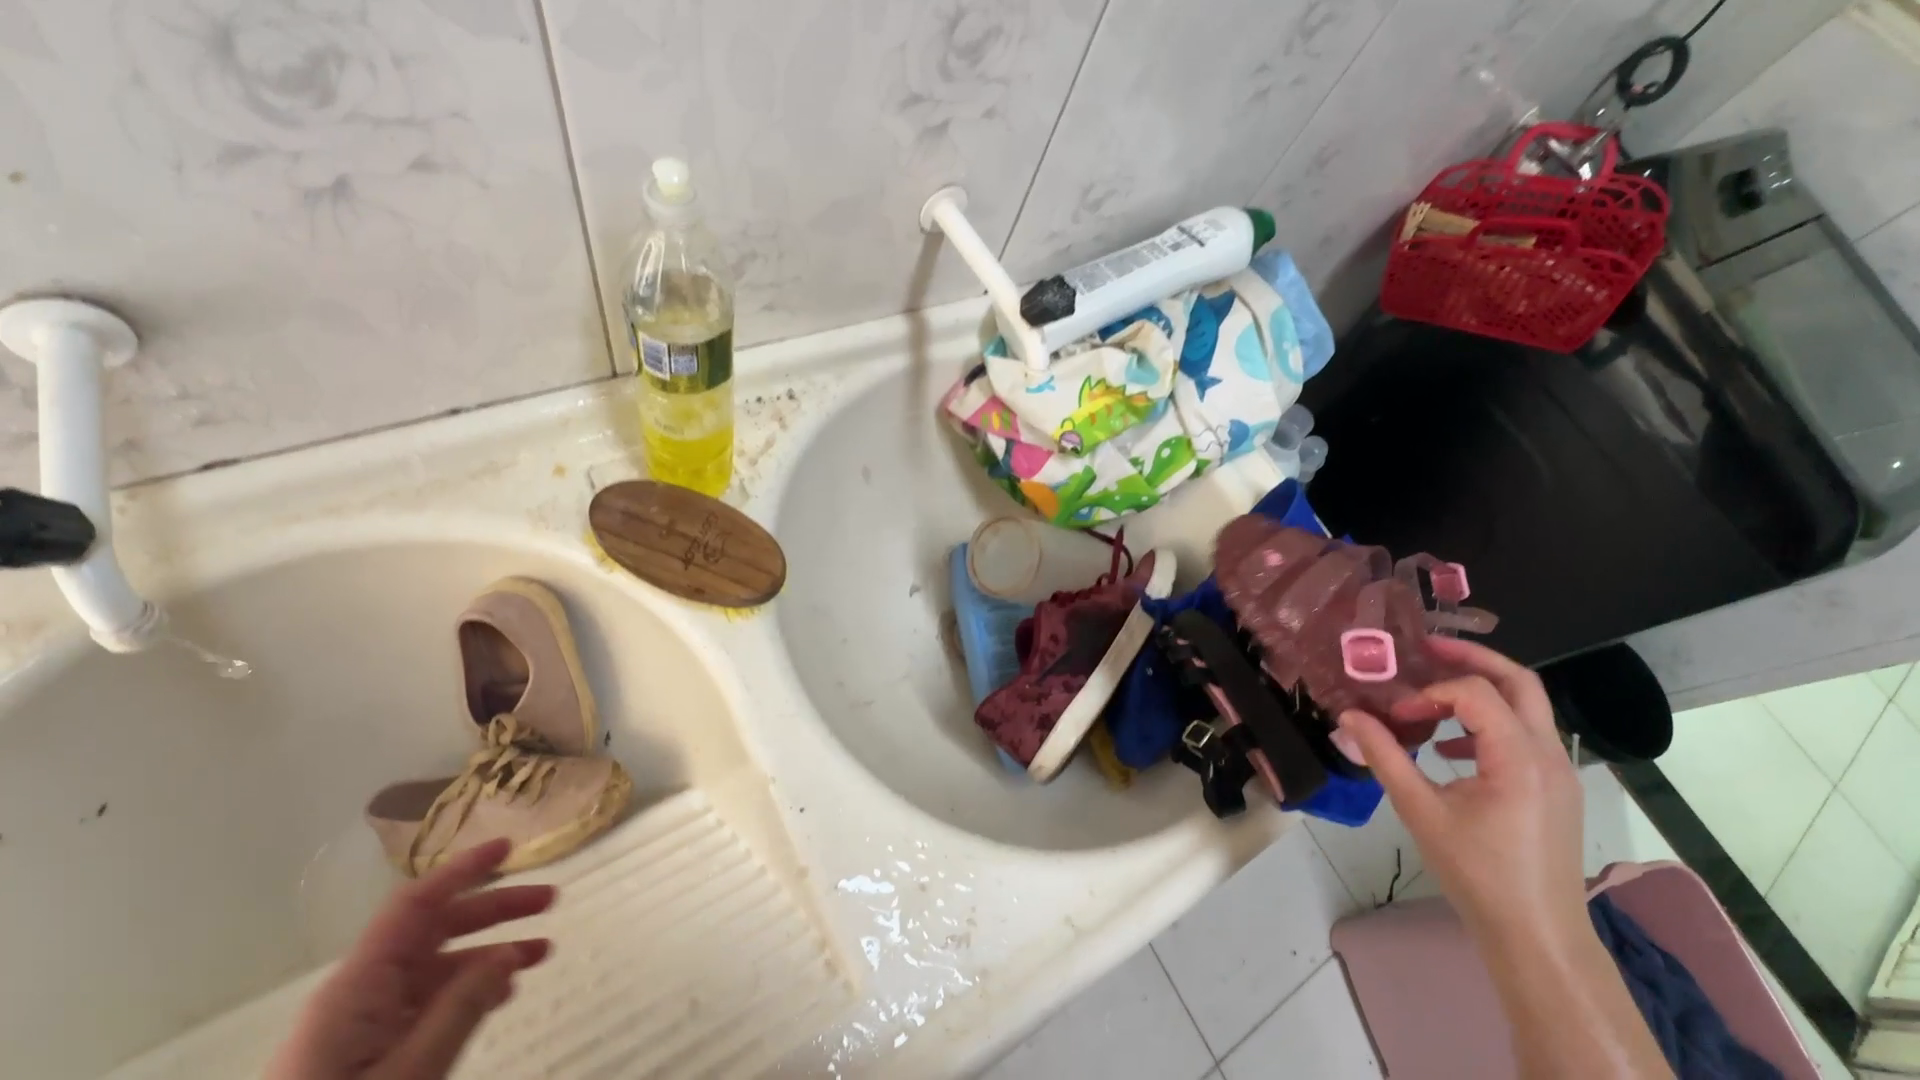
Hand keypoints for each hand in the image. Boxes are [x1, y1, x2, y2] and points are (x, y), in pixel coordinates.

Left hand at [266, 839, 554, 1079]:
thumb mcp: (412, 1072)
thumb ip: (460, 1009)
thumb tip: (506, 954)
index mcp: (358, 985)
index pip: (415, 905)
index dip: (462, 870)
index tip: (509, 848)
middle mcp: (358, 992)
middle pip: (432, 930)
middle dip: (492, 911)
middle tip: (550, 902)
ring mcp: (360, 1024)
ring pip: (434, 967)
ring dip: (489, 953)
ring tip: (542, 953)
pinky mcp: (365, 1052)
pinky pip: (424, 1003)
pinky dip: (467, 990)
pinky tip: (501, 995)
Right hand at [1334, 637, 1587, 948]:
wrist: (1536, 932)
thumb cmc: (1477, 873)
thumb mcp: (1421, 812)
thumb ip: (1384, 757)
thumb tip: (1348, 717)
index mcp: (1518, 756)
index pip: (1474, 694)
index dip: (1428, 695)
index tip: (1395, 717)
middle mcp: (1548, 753)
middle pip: (1519, 681)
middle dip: (1471, 659)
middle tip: (1425, 648)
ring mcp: (1559, 770)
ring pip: (1528, 705)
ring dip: (1481, 690)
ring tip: (1433, 695)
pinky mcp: (1556, 787)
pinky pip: (1527, 734)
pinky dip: (1491, 722)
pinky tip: (1453, 748)